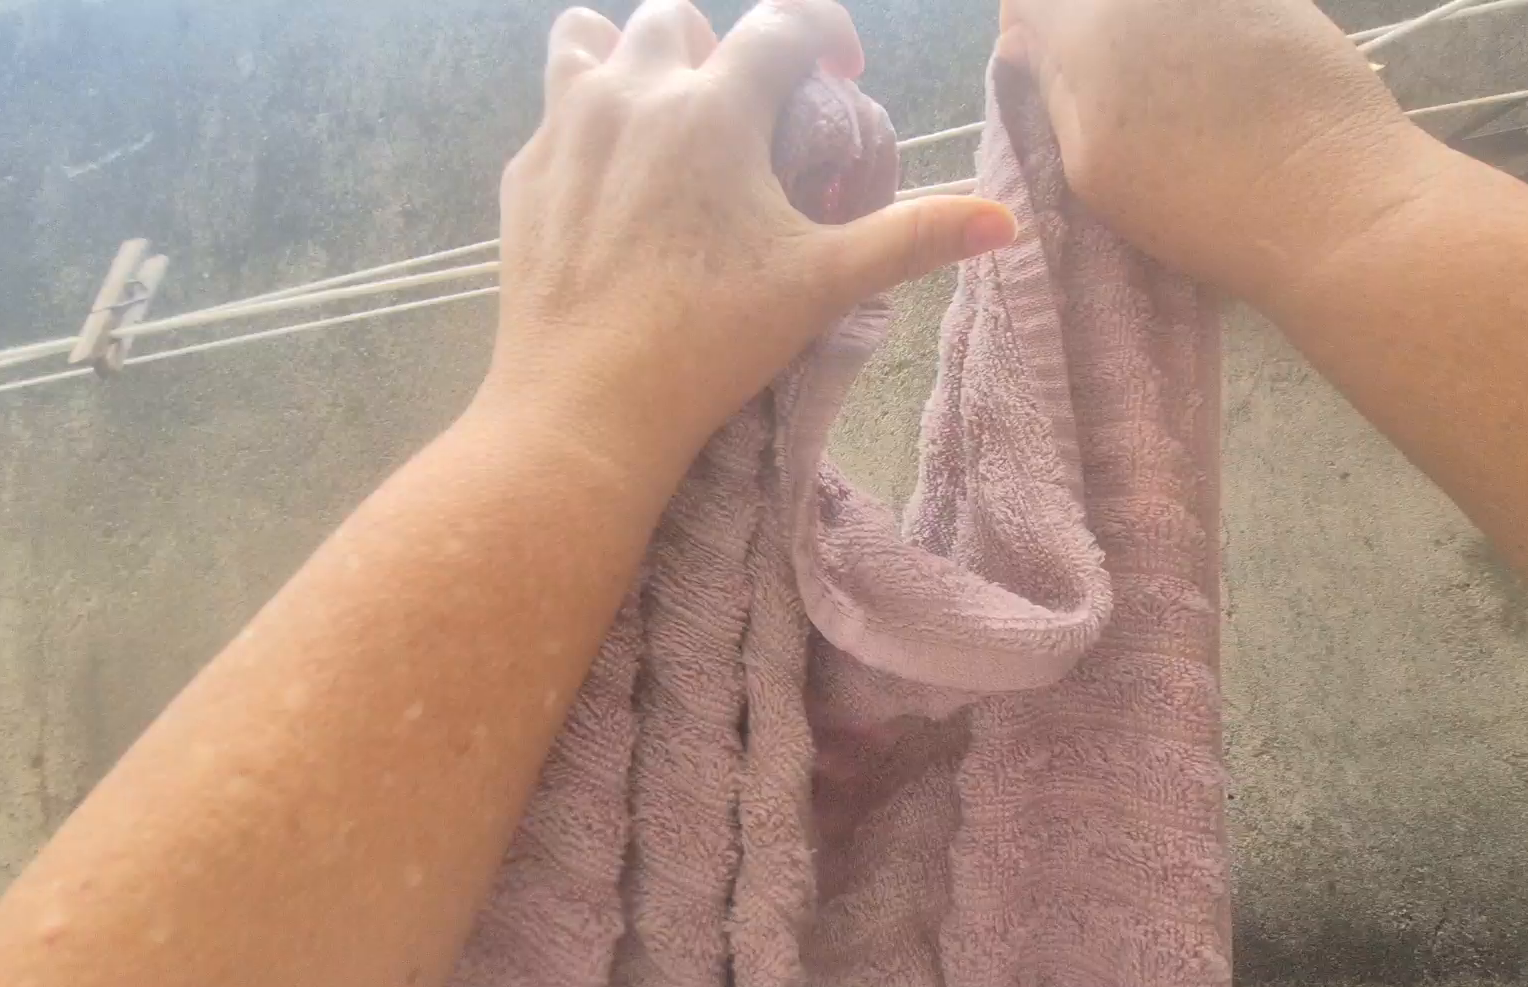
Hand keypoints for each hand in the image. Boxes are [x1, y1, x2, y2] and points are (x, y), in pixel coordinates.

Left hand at [478, 0, 1016, 473]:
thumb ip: (912, 239)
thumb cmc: (714, 341)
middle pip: (682, 22)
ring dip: (639, 63)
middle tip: (748, 120)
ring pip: (594, 40)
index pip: (783, 26)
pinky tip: (611, 184)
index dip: (825, 31)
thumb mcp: (823, 286)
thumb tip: (1004, 223)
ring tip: (666, 122)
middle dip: (725, 54)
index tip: (843, 65)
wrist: (590, 406)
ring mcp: (565, 128)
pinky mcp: (523, 176)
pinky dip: (589, 122)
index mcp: (715, 109)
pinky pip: (554, 111)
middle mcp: (633, 92)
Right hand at [998, 0, 1457, 304]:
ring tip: (1161, 90)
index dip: (1026, 31)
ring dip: (1133, 30)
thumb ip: (1052, 93)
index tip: (1039, 72)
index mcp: (1093, 33)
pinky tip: (1208, 77)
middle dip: (1077, 28)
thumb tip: (1024, 43)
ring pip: (1144, 7)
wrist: (1320, 196)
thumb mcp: (1091, 170)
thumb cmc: (1190, 205)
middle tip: (1098, 89)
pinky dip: (1185, 29)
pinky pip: (1196, 7)